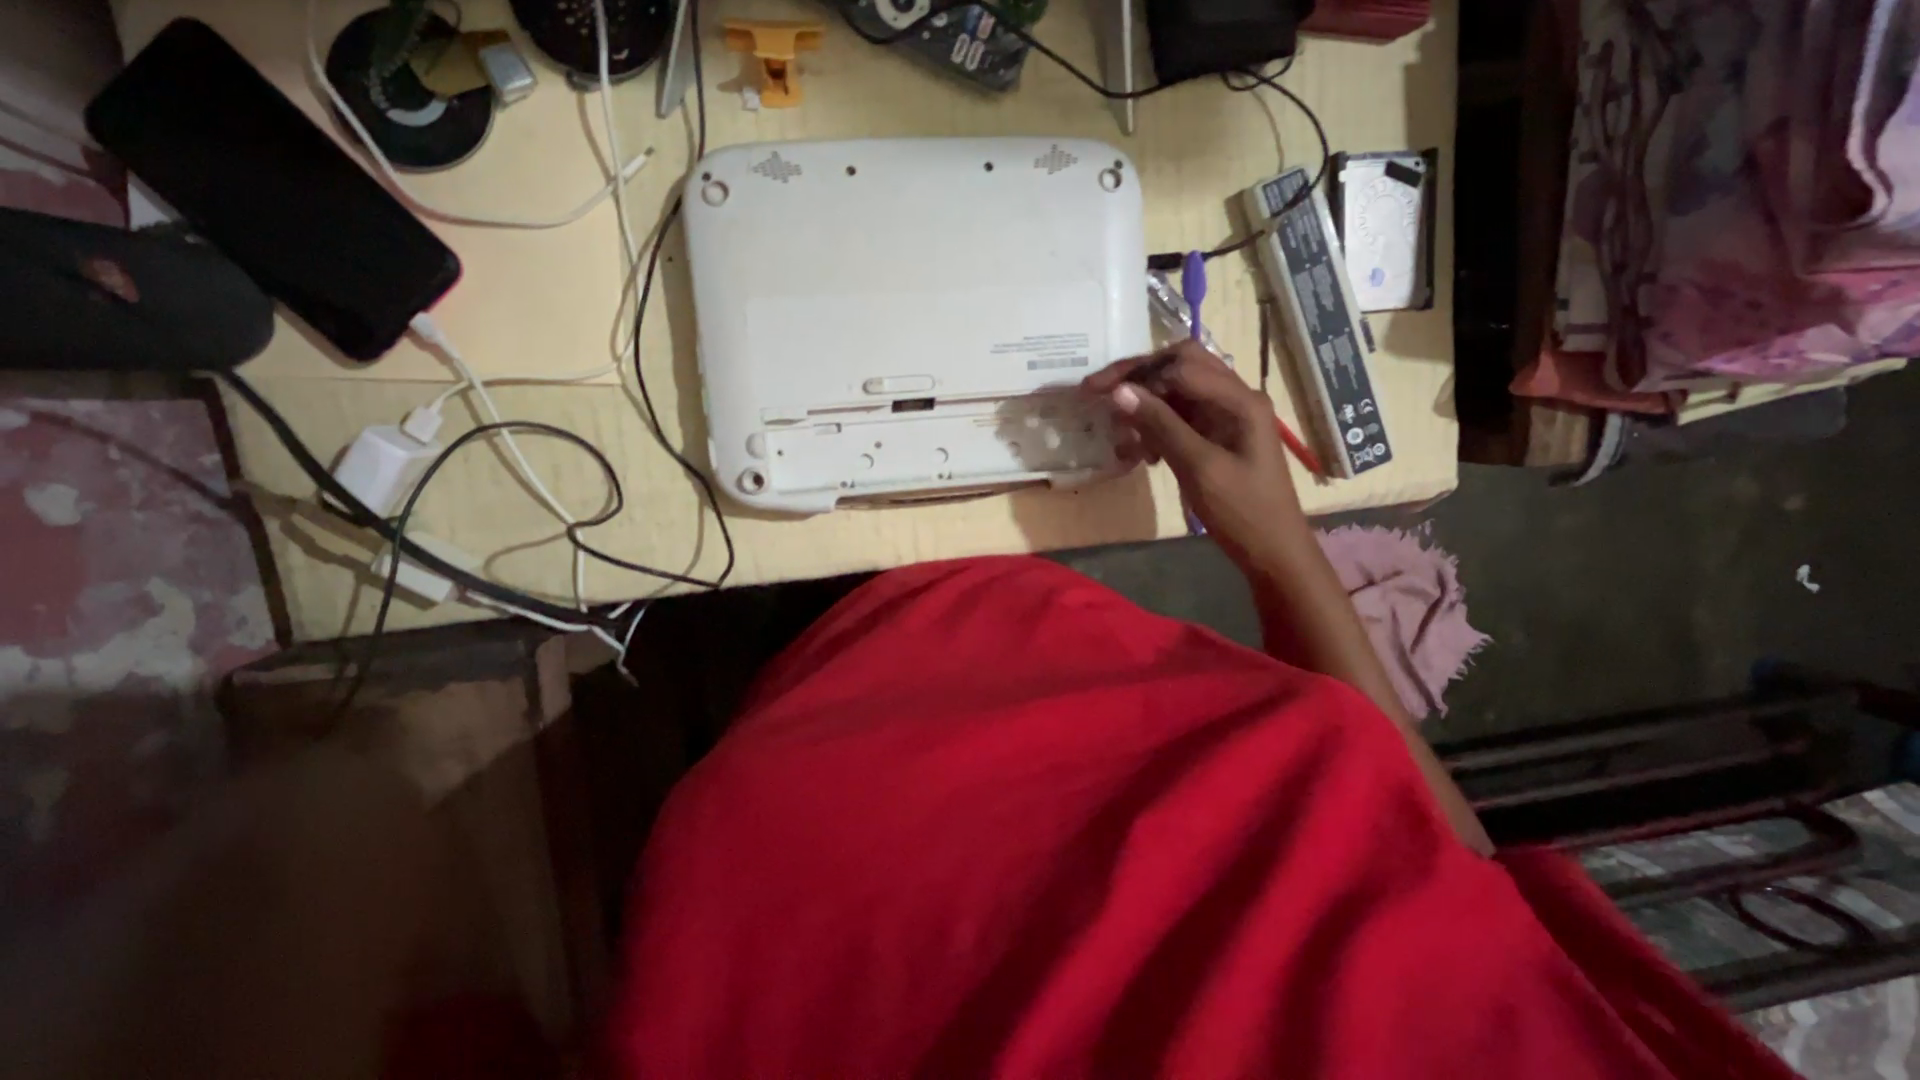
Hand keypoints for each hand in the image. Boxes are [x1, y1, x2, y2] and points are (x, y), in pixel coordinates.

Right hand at [1083, 341, 1307, 569]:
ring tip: (1118, 432)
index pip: (1181, 365)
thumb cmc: (1243, 512)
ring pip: (1177, 391)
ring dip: (1145, 405)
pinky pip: (1181, 418)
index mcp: (1240, 400)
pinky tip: (1141, 452)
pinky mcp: (1217, 436)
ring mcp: (1227, 417)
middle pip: (1180, 366)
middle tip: (1099, 393)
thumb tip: (1120, 391)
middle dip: (1139, 377)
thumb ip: (1161, 425)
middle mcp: (1236, 398)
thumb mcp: (1199, 468)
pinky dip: (1156, 427)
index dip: (1138, 374)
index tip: (1097, 392)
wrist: (1274, 552)